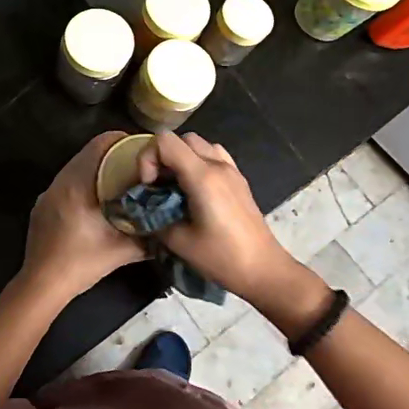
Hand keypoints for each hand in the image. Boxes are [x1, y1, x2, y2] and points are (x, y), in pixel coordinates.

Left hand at [20, 131, 147, 299]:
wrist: (42, 285)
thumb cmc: (82, 263)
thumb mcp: (122, 251)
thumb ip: (149, 237)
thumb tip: (171, 225)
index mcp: (77, 185)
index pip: (99, 145)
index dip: (122, 141)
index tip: (141, 149)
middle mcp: (60, 182)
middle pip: (87, 154)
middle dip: (113, 155)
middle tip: (137, 166)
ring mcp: (48, 194)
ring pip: (76, 168)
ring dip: (98, 169)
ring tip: (121, 181)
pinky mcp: (42, 206)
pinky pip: (66, 183)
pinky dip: (84, 183)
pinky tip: (97, 200)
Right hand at [138, 132, 330, 335]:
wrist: (263, 270)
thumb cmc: (222, 258)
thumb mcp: (179, 242)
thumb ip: (155, 220)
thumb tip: (145, 211)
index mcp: (203, 176)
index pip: (165, 142)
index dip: (148, 159)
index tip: (149, 186)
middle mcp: (218, 165)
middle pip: (182, 139)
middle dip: (163, 157)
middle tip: (158, 187)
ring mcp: (232, 170)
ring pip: (199, 145)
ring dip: (181, 159)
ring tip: (175, 188)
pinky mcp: (239, 180)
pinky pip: (214, 156)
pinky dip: (198, 164)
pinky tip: (195, 191)